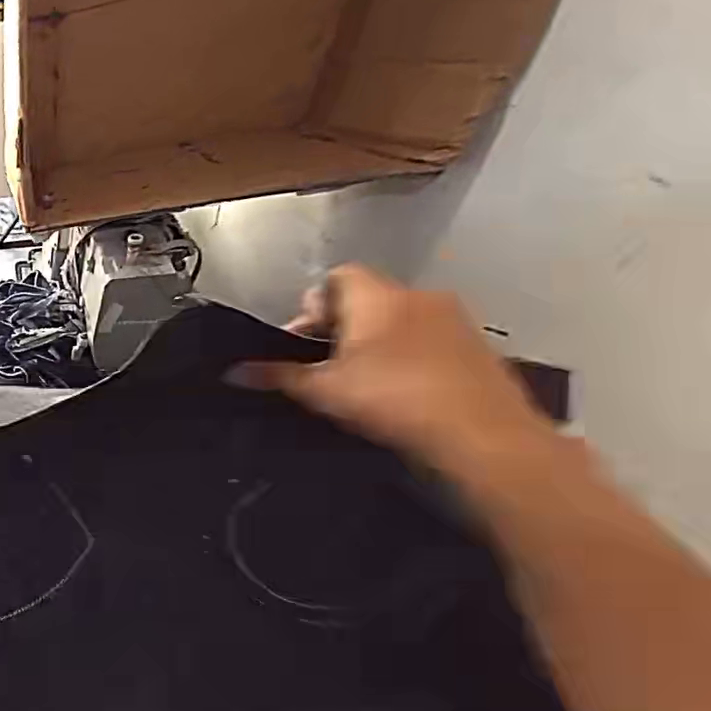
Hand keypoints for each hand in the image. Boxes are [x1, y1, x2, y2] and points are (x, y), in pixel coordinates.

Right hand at [233, 264, 555, 470]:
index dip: (313, 306)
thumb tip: (232, 372)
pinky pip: (426, 335)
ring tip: (359, 380)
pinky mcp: (475, 342)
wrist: (477, 433)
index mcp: (376, 297)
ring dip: (373, 339)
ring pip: (397, 317)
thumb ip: (275, 376)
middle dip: (339, 326)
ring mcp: (453, 316)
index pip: (336, 277)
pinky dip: (405, 352)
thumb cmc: (390, 400)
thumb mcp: (321, 391)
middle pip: (365, 298)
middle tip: (323, 366)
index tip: (302, 342)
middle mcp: (417, 295)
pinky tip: (398, 387)